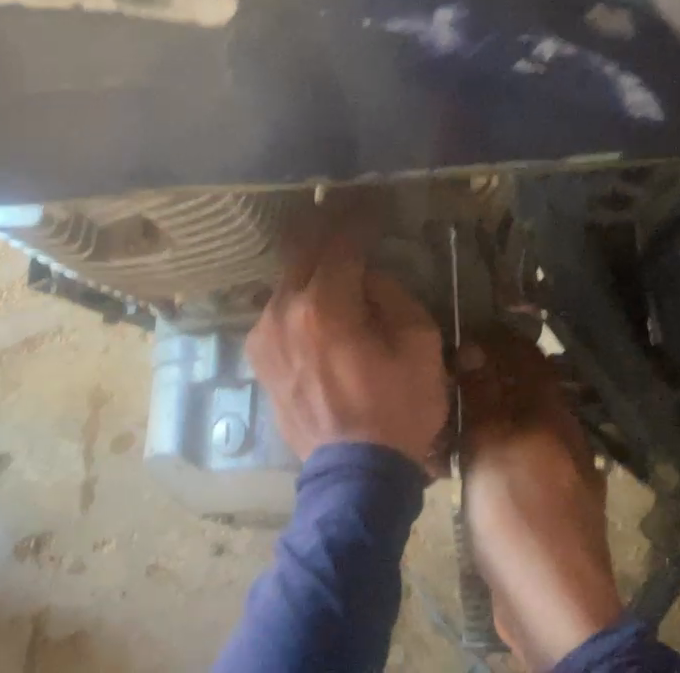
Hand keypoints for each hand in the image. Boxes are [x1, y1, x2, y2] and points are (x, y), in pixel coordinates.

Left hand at [245, 228, 448, 469]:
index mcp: (325, 306)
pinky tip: (315, 299)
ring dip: (310, 264)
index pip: (341, 244)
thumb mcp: (420, 347)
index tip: (373, 205)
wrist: (355, 475)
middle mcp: (284, 311)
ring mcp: (264, 334)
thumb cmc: (398, 411)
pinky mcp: (259, 357)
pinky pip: (278, 310)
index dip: (359, 220)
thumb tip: (368, 275)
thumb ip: (393, 295)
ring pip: (286, 280)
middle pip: (302, 250)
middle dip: (327, 228)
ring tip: (333, 255)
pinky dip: (298, 297)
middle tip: (347, 213)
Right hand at [460, 333, 622, 670]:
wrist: (555, 605)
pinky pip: (518, 455)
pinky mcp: (548, 505)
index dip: (498, 337)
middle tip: (450, 362)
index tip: (464, 324)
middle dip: (493, 371)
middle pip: (527, 389)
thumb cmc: (519, 514)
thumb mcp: (491, 448)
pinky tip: (470, 455)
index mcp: (554, 415)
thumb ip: (484, 397)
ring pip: (521, 423)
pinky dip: (494, 442)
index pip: (527, 357)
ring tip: (452, 404)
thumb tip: (476, 346)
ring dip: (491, 408)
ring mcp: (560, 473)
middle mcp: (563, 436)